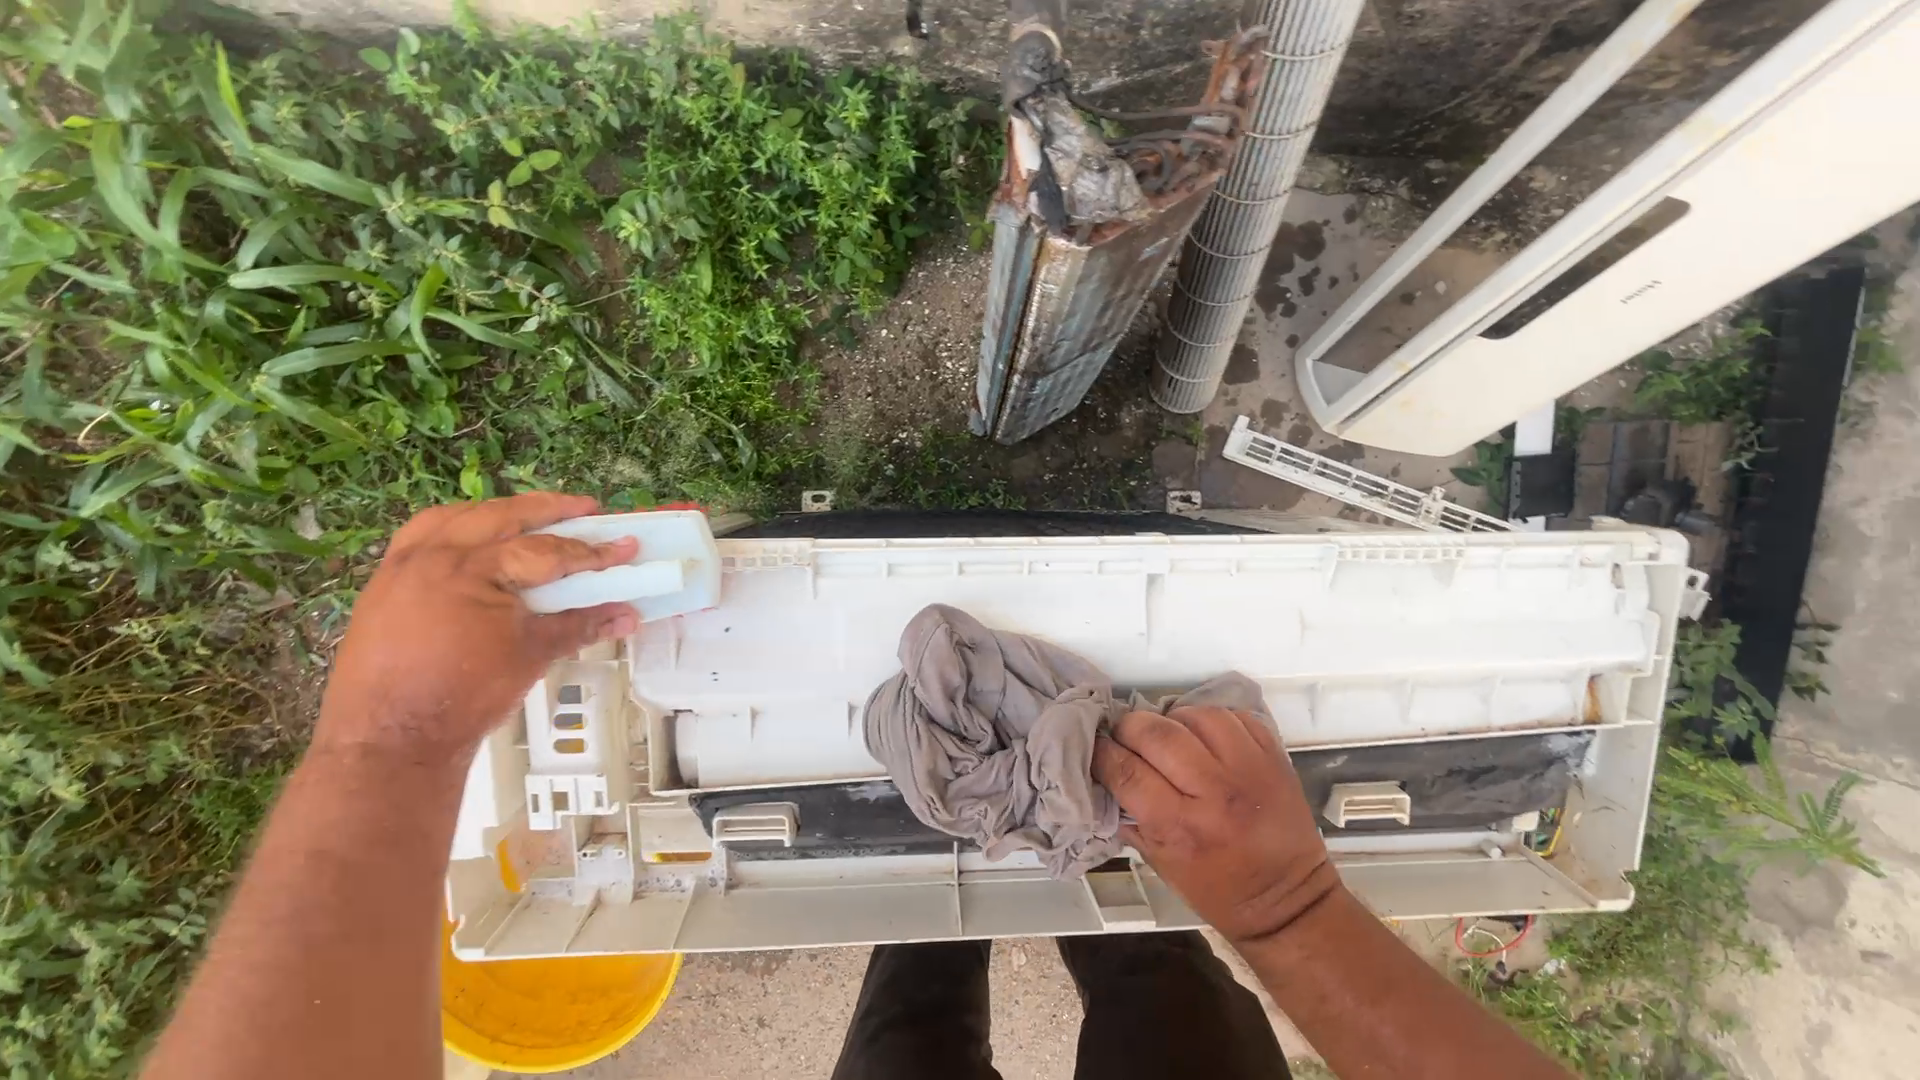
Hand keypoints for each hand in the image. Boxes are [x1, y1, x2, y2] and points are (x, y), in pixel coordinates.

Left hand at [315, 493, 639, 761]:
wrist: (390, 738)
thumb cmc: (465, 697)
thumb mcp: (532, 656)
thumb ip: (580, 626)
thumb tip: (629, 615)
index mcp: (473, 571)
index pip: (546, 552)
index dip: (592, 551)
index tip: (626, 546)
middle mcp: (435, 555)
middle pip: (503, 516)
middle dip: (549, 509)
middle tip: (587, 508)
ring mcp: (403, 565)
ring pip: (458, 517)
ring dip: (500, 511)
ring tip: (532, 515)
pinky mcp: (385, 581)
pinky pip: (423, 535)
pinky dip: (457, 527)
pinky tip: (476, 539)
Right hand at [1093, 706, 1341, 943]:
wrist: (1290, 903)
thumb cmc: (1220, 893)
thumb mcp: (1162, 864)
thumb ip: (1132, 818)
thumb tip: (1106, 776)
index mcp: (1181, 827)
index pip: (1126, 771)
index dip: (1103, 754)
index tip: (1097, 750)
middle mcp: (1215, 792)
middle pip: (1156, 733)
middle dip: (1129, 729)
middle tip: (1126, 738)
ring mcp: (1249, 770)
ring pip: (1194, 715)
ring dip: (1171, 720)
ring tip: (1168, 736)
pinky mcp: (1273, 757)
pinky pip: (1232, 716)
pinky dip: (1209, 720)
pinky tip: (1202, 736)